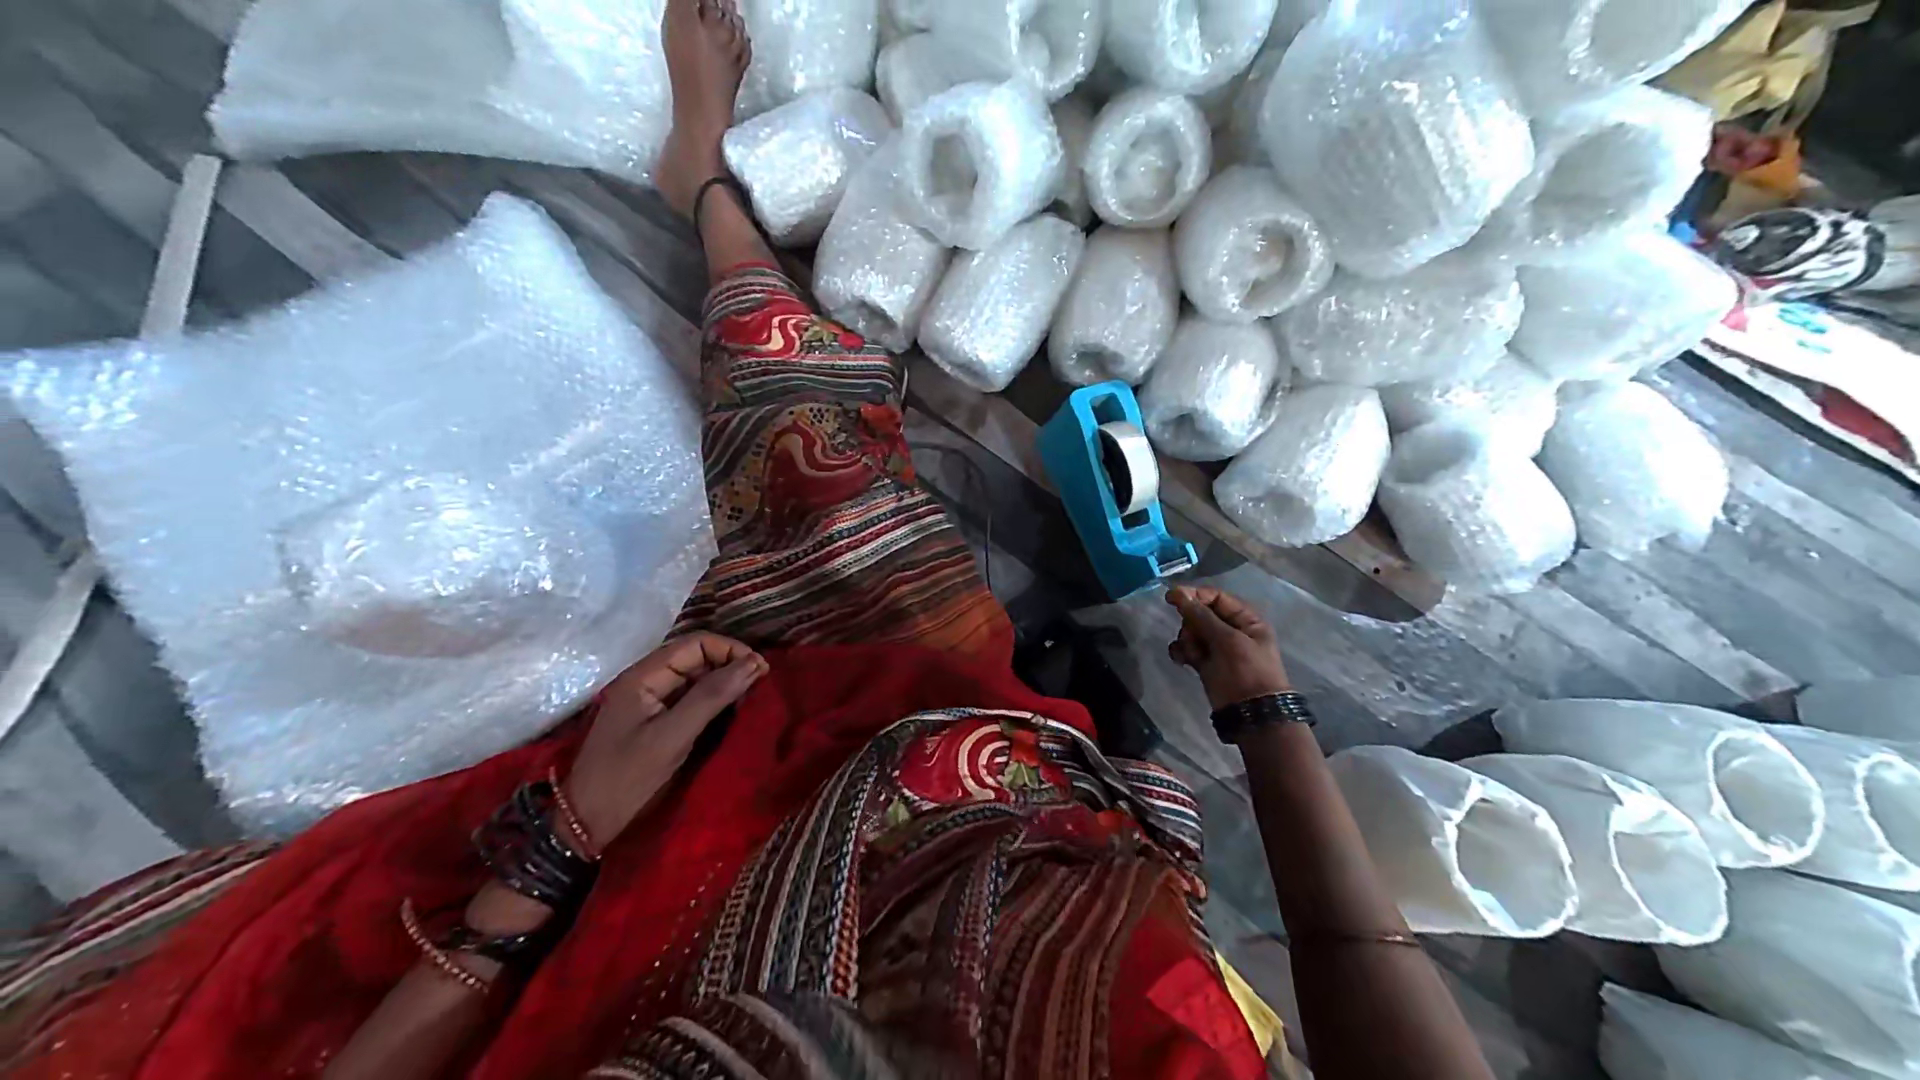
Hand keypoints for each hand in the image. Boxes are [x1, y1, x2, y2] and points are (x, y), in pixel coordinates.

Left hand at [562, 633, 767, 849]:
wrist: (586, 826)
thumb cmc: (627, 778)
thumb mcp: (671, 737)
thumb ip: (711, 697)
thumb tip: (754, 664)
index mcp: (643, 676)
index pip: (696, 644)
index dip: (731, 651)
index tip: (761, 671)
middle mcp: (648, 682)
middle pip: (698, 658)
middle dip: (732, 666)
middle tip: (762, 686)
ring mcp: (653, 703)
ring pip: (698, 679)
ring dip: (727, 684)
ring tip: (753, 699)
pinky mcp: (659, 724)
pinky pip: (694, 701)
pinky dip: (717, 703)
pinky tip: (735, 714)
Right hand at [1166, 586, 1291, 709]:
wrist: (1250, 713)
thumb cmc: (1246, 672)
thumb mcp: (1227, 640)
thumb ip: (1202, 616)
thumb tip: (1178, 593)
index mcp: (1246, 620)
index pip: (1216, 597)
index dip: (1194, 595)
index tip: (1171, 597)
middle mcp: (1232, 630)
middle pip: (1201, 614)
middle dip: (1191, 623)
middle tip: (1191, 636)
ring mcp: (1218, 648)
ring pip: (1192, 632)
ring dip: (1187, 640)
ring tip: (1191, 654)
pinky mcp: (1206, 664)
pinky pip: (1188, 649)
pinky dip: (1182, 652)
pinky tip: (1181, 660)